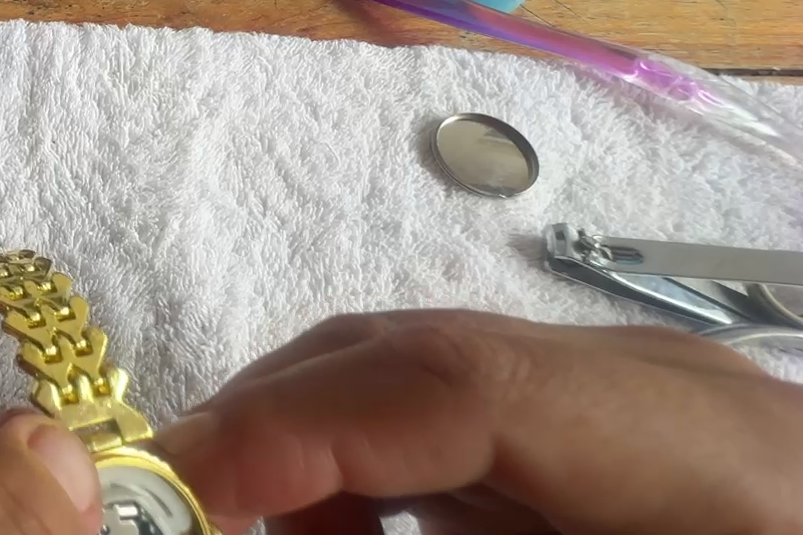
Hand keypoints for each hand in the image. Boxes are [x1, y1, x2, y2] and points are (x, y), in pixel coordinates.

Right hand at [160, 309, 802, 533]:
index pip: (446, 380)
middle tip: (184, 500)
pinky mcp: (585, 410)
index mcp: (689, 438)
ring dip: (306, 450)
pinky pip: (431, 408)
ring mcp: (607, 382)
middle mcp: (635, 376)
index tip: (184, 485)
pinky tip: (348, 524)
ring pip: (392, 370)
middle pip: (391, 356)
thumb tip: (268, 525)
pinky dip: (363, 464)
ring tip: (256, 521)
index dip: (294, 426)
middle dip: (269, 430)